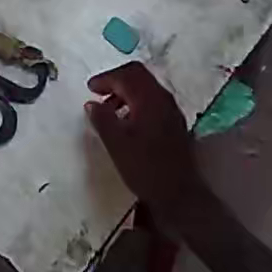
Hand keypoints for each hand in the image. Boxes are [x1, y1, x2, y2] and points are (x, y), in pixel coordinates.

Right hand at [85, 62, 208, 216]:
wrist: (181, 197)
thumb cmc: (145, 168)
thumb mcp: (117, 144)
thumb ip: (102, 119)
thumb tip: (91, 103)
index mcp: (148, 98)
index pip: (125, 75)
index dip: (105, 78)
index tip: (90, 88)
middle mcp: (163, 97)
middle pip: (138, 75)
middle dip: (117, 79)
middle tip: (100, 91)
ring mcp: (172, 109)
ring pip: (146, 87)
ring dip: (127, 91)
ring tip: (110, 109)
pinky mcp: (175, 122)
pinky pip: (153, 100)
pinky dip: (137, 101)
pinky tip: (128, 121)